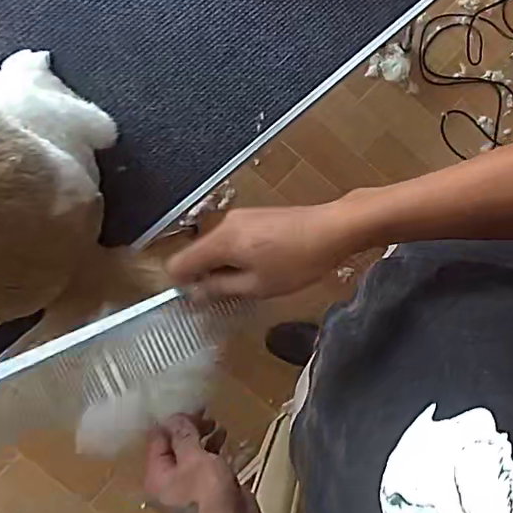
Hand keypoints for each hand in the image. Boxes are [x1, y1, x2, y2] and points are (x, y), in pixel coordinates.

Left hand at [141, 415, 257, 512]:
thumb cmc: (208, 497)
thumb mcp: (195, 460)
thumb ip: (184, 436)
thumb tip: (174, 416)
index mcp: (156, 476)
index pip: (157, 439)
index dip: (173, 419)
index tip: (193, 403)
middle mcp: (167, 481)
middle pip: (174, 446)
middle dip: (189, 427)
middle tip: (208, 412)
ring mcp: (187, 487)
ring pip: (191, 454)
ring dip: (203, 437)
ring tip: (218, 424)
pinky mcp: (207, 492)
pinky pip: (206, 464)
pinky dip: (213, 450)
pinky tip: (226, 441)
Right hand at [167, 204, 359, 299]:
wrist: (334, 228)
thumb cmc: (298, 261)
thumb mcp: (258, 286)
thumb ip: (221, 289)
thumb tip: (196, 292)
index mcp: (221, 240)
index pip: (177, 263)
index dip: (183, 285)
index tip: (200, 299)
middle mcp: (226, 223)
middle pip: (198, 253)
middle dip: (209, 275)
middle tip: (234, 294)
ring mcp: (243, 215)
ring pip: (218, 245)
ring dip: (228, 265)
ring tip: (257, 278)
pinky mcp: (258, 214)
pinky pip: (236, 237)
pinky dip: (242, 253)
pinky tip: (267, 263)